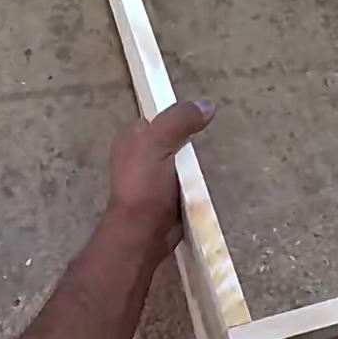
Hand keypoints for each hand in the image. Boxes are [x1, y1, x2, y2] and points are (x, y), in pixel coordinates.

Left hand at [105, 99, 213, 252]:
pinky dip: (195, 186)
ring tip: (206, 168)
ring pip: (181, 164)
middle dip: (189, 145)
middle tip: (204, 148)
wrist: (143, 232)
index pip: (157, 118)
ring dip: (195, 167)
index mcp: (130, 139)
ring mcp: (151, 180)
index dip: (176, 119)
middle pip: (172, 141)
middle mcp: (138, 158)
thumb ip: (179, 120)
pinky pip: (186, 185)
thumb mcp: (158, 142)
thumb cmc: (145, 185)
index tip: (196, 122)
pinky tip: (203, 186)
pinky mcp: (164, 200)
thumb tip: (207, 106)